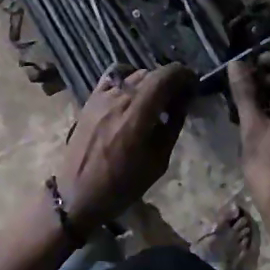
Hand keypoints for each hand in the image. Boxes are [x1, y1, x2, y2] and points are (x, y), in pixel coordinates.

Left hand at [55, 64, 193, 230]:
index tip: (193, 85)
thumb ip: (173, 125)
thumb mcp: (158, 161)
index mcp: (138, 114)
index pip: (166, 75)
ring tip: (156, 101)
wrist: (76, 196)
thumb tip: (184, 100)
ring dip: (151, 82)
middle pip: (152, 73)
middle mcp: (120, 98)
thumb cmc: (121, 185)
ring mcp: (102, 96)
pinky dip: (129, 79)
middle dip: (170, 81)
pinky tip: (132, 95)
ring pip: (135, 74)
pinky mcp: (90, 100)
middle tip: (178, 98)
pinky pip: (114, 76)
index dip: (184, 74)